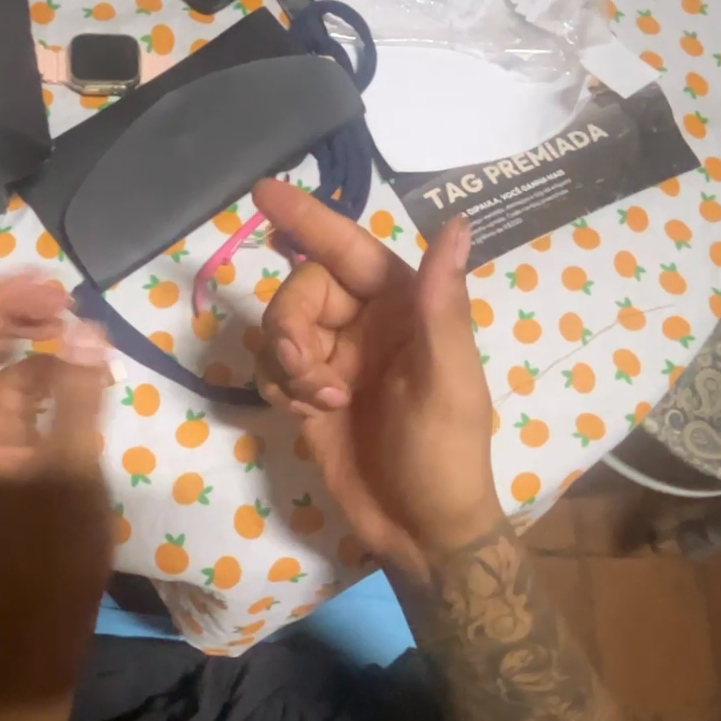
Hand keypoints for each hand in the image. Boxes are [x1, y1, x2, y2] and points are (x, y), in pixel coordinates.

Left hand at [0, 274, 115, 635]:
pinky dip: (42, 375)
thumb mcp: (73, 464)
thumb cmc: (56, 545)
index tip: (54, 289)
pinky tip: (79, 371)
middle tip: (67, 300)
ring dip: (30, 342)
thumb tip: (86, 327)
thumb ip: (77, 392)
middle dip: (12, 314)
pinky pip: (12, 396)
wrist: (47, 611)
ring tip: (79, 329)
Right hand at [253, 179, 501, 579]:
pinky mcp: (309, 393)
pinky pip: (273, 366)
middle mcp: (366, 324)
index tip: (262, 191)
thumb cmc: (444, 455)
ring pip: (280, 327)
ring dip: (288, 361)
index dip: (308, 218)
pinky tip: (308, 413)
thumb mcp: (448, 382)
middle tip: (308, 368)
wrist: (415, 529)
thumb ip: (444, 303)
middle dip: (292, 322)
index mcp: (406, 308)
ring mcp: (335, 358)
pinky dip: (281, 384)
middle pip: (303, 290)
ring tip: (320, 402)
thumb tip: (458, 220)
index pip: (349, 249)